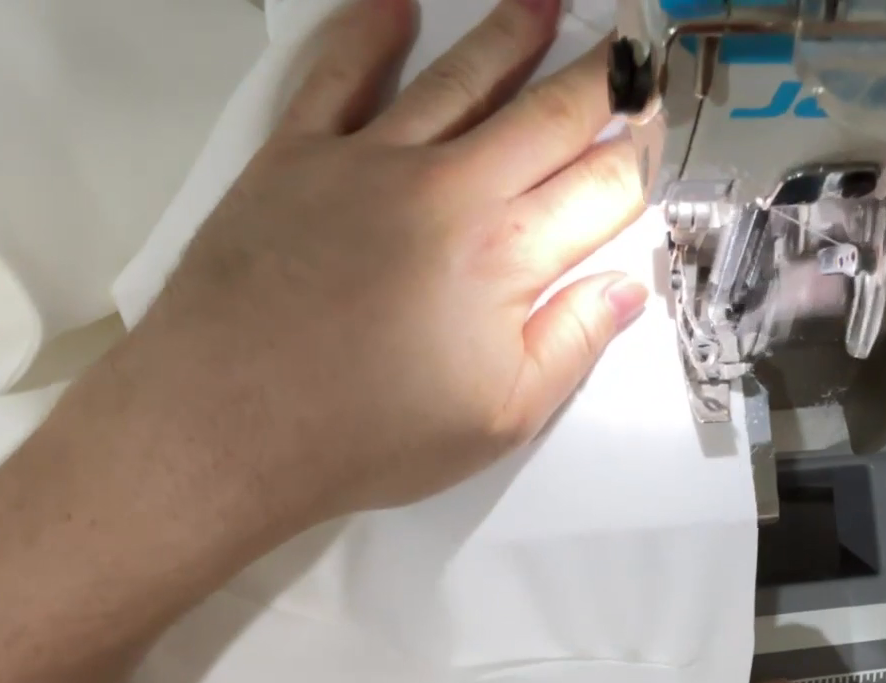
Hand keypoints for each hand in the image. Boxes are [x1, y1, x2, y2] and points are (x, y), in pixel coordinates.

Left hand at [52, 0, 645, 557]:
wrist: (227, 427)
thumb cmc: (371, 436)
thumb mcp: (502, 417)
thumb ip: (573, 344)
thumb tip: (624, 288)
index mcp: (507, 257)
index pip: (602, 188)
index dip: (640, 158)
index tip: (658, 134)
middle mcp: (449, 189)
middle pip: (547, 115)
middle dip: (604, 81)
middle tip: (634, 51)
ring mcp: (369, 161)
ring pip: (459, 78)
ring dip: (510, 36)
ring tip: (546, 2)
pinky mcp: (295, 155)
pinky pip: (337, 72)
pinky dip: (368, 30)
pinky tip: (393, 4)